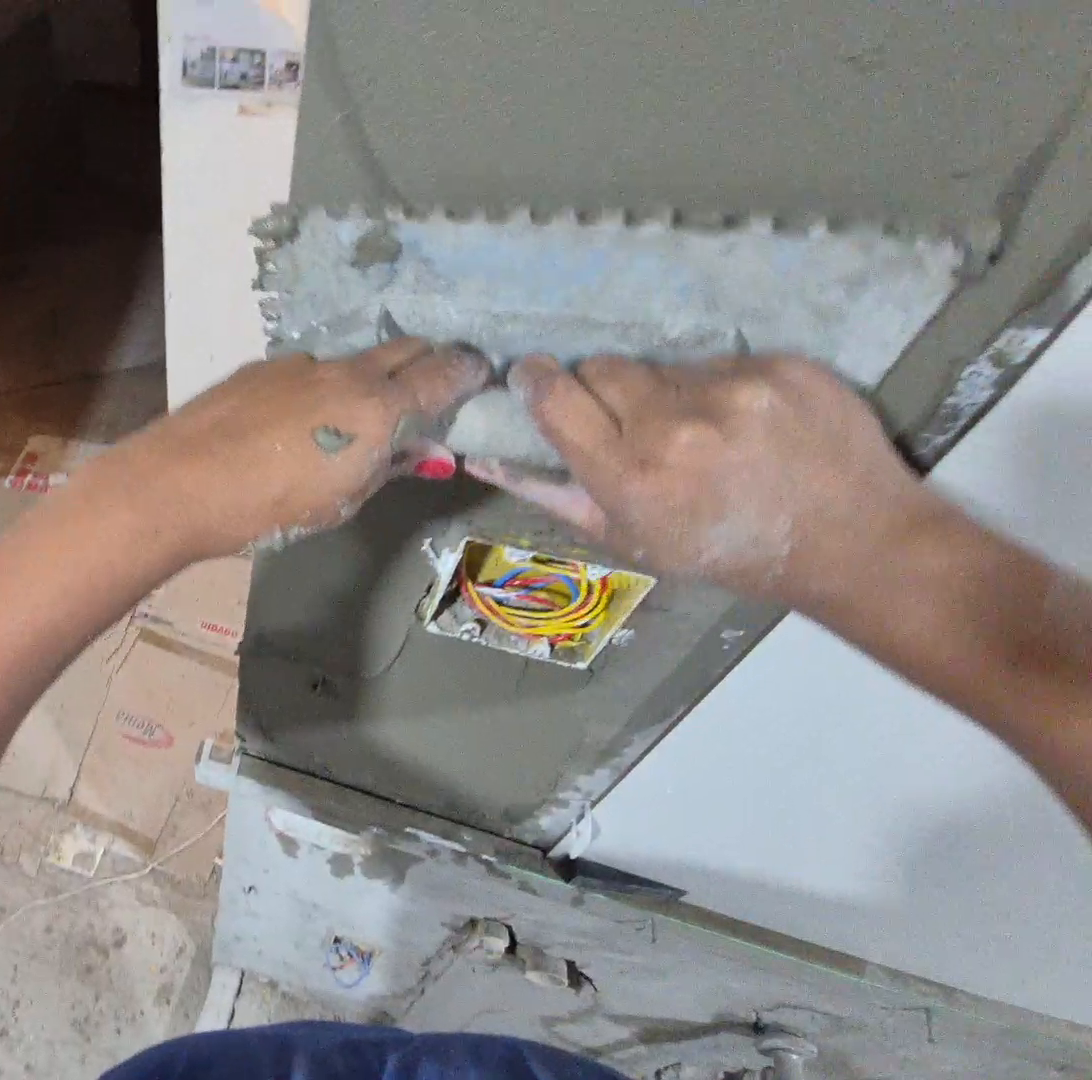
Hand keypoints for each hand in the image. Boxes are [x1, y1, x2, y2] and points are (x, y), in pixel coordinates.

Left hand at [91, 339, 490, 558]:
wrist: (179, 483)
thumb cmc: (267, 510)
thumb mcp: (341, 503)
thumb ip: (386, 468)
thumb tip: (420, 450)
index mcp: (378, 409)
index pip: (444, 374)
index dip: (468, 372)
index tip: (477, 376)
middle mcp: (346, 373)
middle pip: (405, 348)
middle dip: (426, 361)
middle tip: (427, 387)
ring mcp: (299, 365)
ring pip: (351, 360)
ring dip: (365, 377)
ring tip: (349, 412)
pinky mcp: (259, 367)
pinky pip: (305, 370)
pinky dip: (317, 386)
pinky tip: (292, 417)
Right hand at [465, 353, 932, 603]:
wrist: (852, 541)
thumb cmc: (718, 551)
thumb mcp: (622, 538)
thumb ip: (548, 493)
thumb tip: (480, 457)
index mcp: (629, 474)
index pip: (554, 396)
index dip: (535, 381)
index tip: (532, 378)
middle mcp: (675, 424)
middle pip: (599, 368)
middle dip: (597, 388)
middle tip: (621, 419)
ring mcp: (734, 389)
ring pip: (657, 366)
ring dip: (659, 391)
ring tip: (695, 429)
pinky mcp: (781, 367)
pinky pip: (714, 362)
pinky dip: (714, 387)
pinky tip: (741, 422)